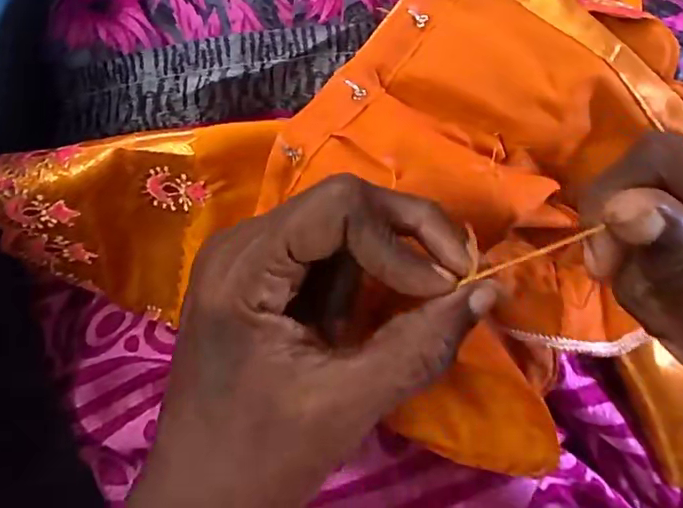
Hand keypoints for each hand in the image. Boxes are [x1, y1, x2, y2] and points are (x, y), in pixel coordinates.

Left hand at [130, 175, 501, 507]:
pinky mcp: (261, 274)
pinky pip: (325, 253)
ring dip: (389, 255)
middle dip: (405, 234)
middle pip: (340, 203)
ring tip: (425, 295)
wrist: (195, 499)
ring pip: (338, 225)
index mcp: (245, 263)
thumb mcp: (345, 406)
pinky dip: (365, 273)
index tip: (447, 286)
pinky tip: (384, 305)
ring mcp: (249, 254)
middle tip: (458, 275)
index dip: (400, 235)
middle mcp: (243, 240)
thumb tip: (487, 290)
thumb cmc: (258, 459)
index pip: (337, 205)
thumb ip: (418, 345)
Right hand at [577, 134, 682, 507]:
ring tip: (680, 331)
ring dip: (654, 264)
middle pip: (670, 178)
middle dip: (636, 238)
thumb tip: (621, 203)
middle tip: (640, 308)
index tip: (599, 261)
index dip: (619, 192)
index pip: (676, 159)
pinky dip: (673, 269)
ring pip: (673, 202)